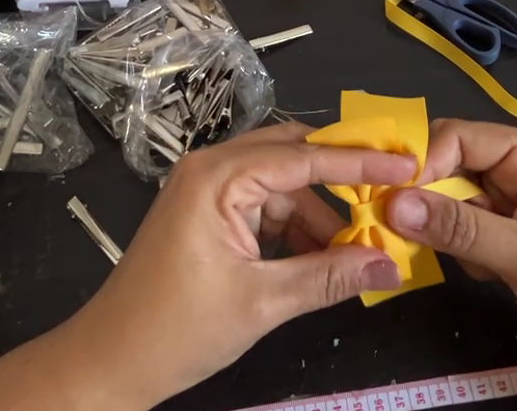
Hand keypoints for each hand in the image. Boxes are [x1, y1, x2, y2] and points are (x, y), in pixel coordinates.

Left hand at [57, 123, 415, 405]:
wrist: (111, 360)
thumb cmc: (179, 328)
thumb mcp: (262, 302)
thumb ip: (329, 277)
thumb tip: (390, 265)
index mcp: (218, 175)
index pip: (303, 157)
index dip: (358, 163)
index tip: (406, 164)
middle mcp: (212, 166)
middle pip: (291, 156)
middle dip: (339, 179)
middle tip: (391, 194)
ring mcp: (207, 186)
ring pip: (280, 183)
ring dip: (317, 212)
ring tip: (357, 247)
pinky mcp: (207, 209)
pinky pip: (262, 203)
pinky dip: (292, 226)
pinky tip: (319, 256)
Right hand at [383, 120, 516, 408]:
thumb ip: (460, 229)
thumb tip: (392, 203)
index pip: (459, 137)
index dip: (423, 161)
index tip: (389, 197)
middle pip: (449, 163)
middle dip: (423, 193)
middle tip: (389, 222)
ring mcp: (511, 207)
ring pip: (449, 198)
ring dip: (435, 223)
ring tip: (427, 250)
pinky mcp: (505, 241)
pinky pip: (459, 229)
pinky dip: (451, 247)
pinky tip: (473, 274)